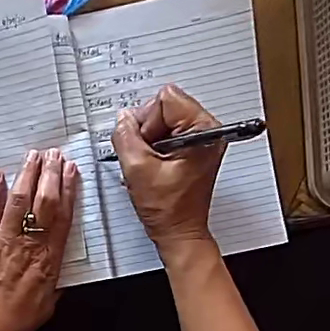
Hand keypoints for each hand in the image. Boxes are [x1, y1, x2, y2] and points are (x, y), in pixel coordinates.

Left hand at [0, 147, 79, 330]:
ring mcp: (6, 242)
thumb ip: (55, 285)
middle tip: (55, 154)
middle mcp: (31, 246)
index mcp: (50, 261)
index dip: (69, 191)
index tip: (72, 172)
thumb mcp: (47, 305)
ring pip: (20, 202)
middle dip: (51, 175)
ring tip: (33, 156)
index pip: (63, 218)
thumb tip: (59, 276)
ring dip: (27, 175)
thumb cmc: (15, 323)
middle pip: (45, 203)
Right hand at [113, 84, 223, 260]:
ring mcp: (200, 140)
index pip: (165, 99)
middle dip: (147, 131)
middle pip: (165, 106)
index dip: (146, 121)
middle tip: (146, 157)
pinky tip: (152, 166)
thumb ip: (125, 137)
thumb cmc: (169, 210)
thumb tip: (122, 119)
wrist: (178, 231)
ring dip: (148, 141)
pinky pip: (166, 133)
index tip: (145, 146)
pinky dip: (153, 147)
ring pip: (163, 120)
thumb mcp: (137, 169)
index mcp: (202, 130)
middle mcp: (207, 130)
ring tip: (150, 165)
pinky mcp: (193, 148)